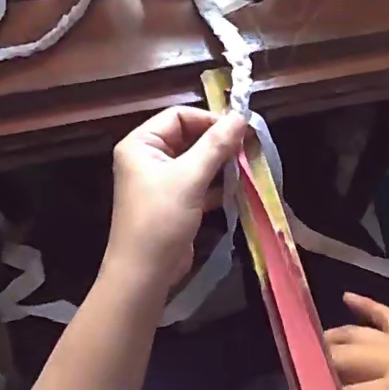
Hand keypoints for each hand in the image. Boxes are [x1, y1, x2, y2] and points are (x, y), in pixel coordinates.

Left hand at [104, 106, 245, 292]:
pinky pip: (197, 182)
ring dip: (220, 163)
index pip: (178, 115)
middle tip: (248, 148)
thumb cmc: (161, 220)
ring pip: (196, 160)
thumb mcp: (190, 178)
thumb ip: (215, 145)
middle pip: (188, 136)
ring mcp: (160, 180)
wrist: (144, 274)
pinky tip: (237, 188)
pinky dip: (216, 183)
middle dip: (217, 142)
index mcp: (140, 144)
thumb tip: (240, 117)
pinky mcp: (173, 201)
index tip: (239, 131)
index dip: (209, 120)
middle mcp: (147, 157)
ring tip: (246, 167)